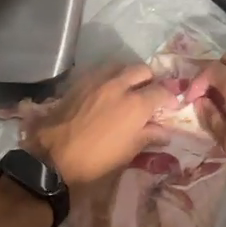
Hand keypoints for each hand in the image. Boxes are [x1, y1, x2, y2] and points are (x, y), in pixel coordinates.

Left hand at [23, 63, 174, 186]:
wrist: (54, 156)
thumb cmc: (96, 160)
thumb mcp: (127, 152)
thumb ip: (148, 136)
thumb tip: (164, 131)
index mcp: (135, 104)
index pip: (161, 92)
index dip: (170, 98)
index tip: (171, 106)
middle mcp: (119, 85)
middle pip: (142, 70)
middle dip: (150, 80)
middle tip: (150, 95)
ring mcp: (98, 80)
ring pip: (121, 66)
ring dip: (129, 75)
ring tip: (129, 90)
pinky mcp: (81, 81)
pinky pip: (102, 71)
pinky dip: (110, 77)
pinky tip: (107, 91)